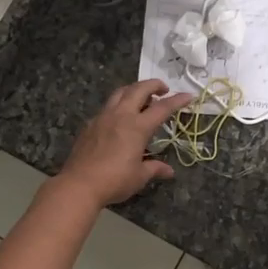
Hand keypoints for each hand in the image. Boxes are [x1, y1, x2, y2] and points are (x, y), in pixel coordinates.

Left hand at [58, 80, 193, 206]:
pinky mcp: (90, 124)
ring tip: (141, 97)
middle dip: (153, 84)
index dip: (177, 101)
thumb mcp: (139, 176)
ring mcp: (103, 117)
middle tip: (163, 88)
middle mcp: (120, 116)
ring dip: (134, 89)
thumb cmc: (114, 180)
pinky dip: (118, 105)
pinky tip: (119, 117)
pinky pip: (107, 107)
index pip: (162, 108)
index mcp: (137, 127)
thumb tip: (169, 171)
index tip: (188, 95)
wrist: (79, 184)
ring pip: (120, 93)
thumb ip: (154, 169)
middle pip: (138, 89)